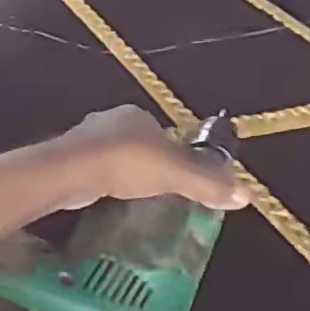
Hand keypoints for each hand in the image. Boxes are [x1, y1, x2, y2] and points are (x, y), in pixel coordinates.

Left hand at [49, 105, 248, 210]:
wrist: (70, 171)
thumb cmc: (126, 163)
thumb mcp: (177, 173)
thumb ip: (208, 183)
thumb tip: (245, 196)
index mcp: (135, 114)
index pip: (163, 131)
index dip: (174, 151)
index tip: (178, 174)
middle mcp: (106, 121)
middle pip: (134, 143)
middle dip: (144, 162)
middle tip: (155, 188)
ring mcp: (81, 140)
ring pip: (109, 157)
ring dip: (118, 173)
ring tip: (130, 195)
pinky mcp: (63, 160)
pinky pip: (89, 171)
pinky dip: (99, 182)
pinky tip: (104, 197)